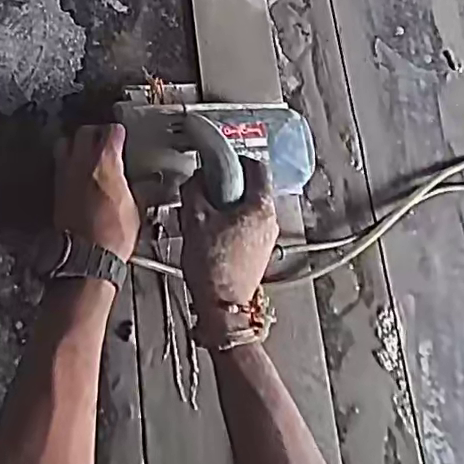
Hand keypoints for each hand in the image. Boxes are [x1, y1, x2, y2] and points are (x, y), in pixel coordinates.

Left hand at [54, 124, 139, 256]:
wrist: (86, 257)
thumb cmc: (112, 235)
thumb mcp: (135, 207)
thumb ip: (131, 186)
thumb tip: (136, 183)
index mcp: (105, 163)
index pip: (111, 132)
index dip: (117, 132)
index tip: (120, 134)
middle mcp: (81, 164)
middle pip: (84, 131)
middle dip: (95, 132)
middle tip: (103, 138)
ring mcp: (65, 175)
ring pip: (65, 143)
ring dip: (76, 144)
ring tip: (85, 151)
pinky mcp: (56, 189)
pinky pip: (59, 164)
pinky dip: (67, 162)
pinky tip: (76, 172)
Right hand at [178, 157, 277, 337]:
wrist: (221, 306)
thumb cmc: (212, 267)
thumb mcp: (193, 218)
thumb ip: (194, 189)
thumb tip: (196, 178)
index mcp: (260, 207)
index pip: (256, 165)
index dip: (233, 158)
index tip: (217, 160)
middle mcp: (270, 220)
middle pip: (252, 186)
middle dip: (227, 183)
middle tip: (205, 188)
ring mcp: (267, 237)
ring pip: (247, 206)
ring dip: (227, 204)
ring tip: (204, 213)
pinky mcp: (259, 251)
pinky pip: (246, 225)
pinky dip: (230, 221)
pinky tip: (210, 232)